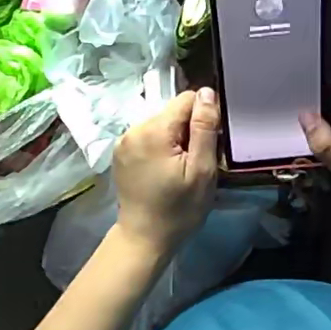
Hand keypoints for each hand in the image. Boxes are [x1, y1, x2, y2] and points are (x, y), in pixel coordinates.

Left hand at [112, 87, 220, 253]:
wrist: (144, 237)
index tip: (209, 142)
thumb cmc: (179, 209)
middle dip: (189, 129)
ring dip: (175, 138)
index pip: (186, 99)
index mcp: (153, 130)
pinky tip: (165, 169)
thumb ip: (205, 128)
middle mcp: (134, 129)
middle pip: (172, 111)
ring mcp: (124, 140)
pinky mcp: (121, 152)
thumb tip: (206, 92)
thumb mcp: (202, 170)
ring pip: (161, 123)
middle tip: (195, 160)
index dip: (203, 116)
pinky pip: (148, 136)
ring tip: (180, 167)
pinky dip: (161, 146)